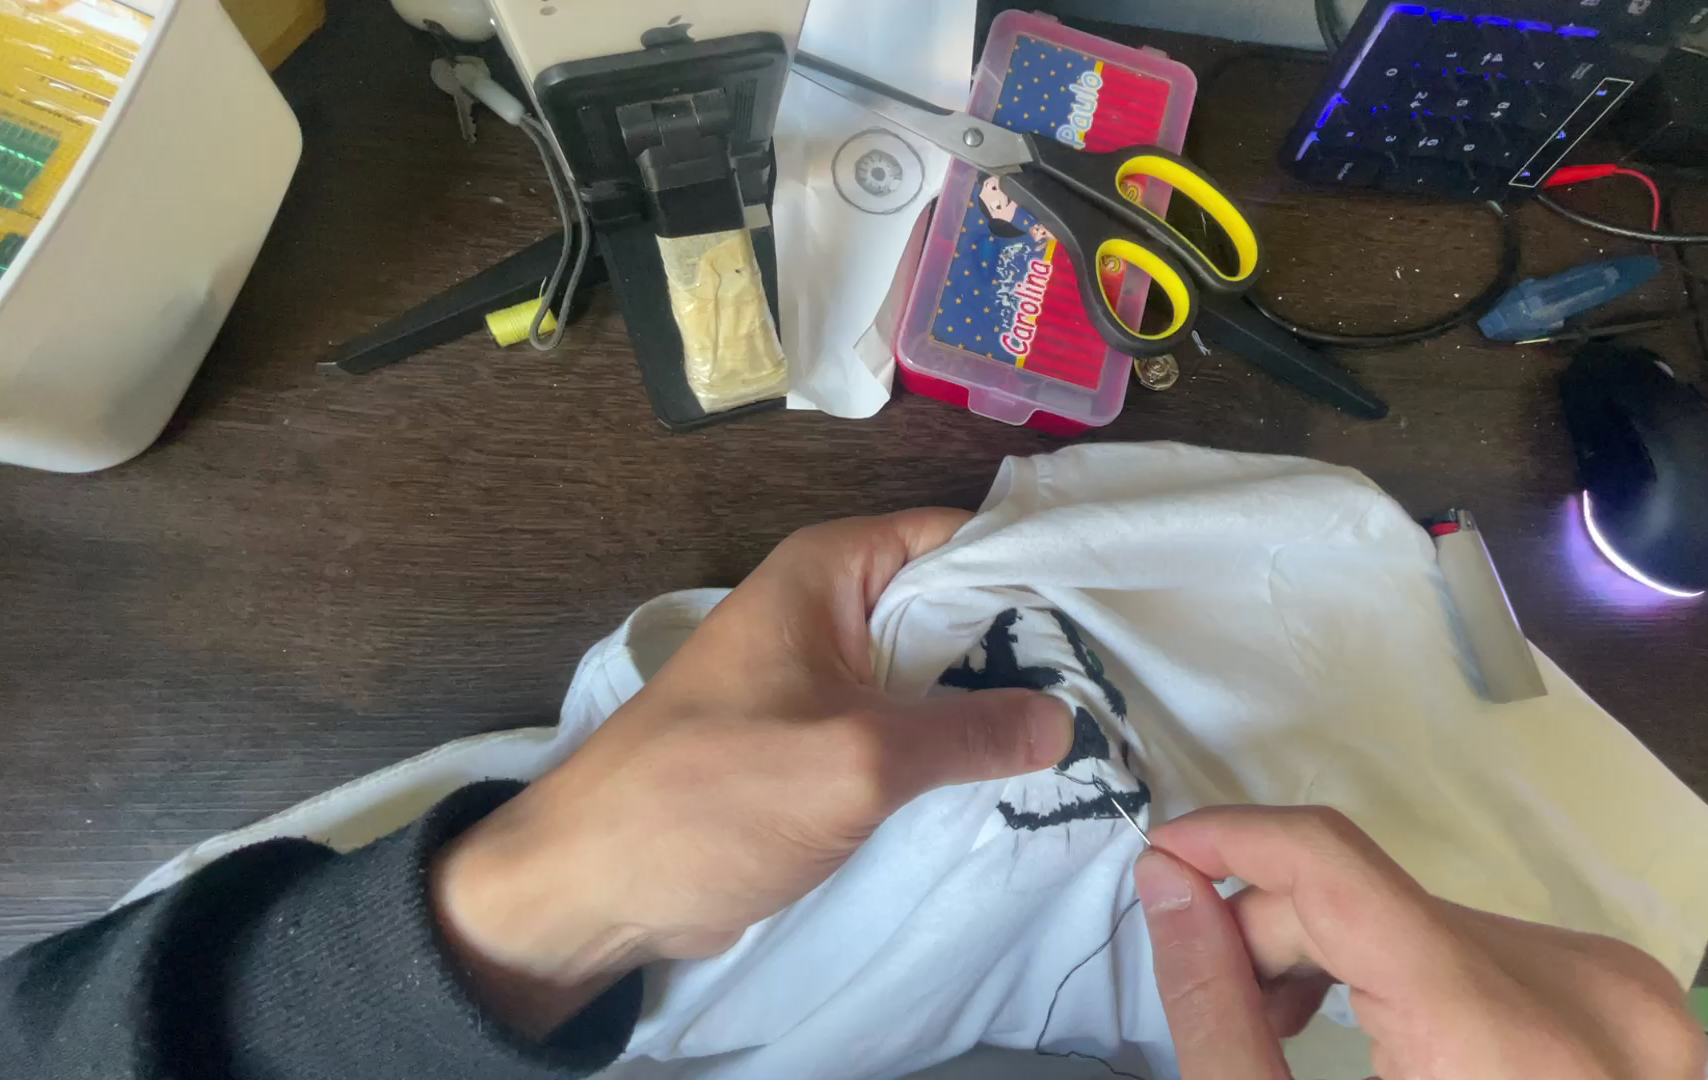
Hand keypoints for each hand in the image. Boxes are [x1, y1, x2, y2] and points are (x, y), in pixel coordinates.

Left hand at [429, 510, 1074, 1035]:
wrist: (598, 880)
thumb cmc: (714, 792)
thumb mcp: (856, 760)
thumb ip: (967, 734)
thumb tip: (1063, 720)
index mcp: (834, 568)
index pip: (955, 538)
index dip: (1029, 570)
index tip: (1104, 616)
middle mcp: (834, 601)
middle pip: (952, 601)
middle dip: (1021, 643)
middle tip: (1110, 686)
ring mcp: (829, 665)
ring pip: (934, 663)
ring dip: (992, 695)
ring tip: (1087, 727)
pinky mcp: (826, 722)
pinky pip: (908, 711)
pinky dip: (954, 733)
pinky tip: (1016, 764)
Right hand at [1134, 806, 1707, 1079]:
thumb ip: (1212, 1005)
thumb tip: (1163, 875)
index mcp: (1506, 1039)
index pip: (1328, 857)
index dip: (1226, 838)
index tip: (1158, 856)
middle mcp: (1579, 985)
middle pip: (1351, 890)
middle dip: (1263, 931)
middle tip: (1230, 1006)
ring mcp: (1606, 987)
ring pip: (1389, 903)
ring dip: (1312, 948)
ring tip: (1284, 1027)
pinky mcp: (1604, 991)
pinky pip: (1439, 930)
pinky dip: (1371, 962)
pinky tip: (1353, 1024)